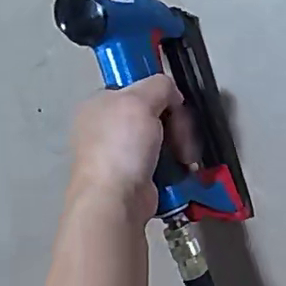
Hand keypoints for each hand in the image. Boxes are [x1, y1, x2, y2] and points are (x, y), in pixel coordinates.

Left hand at [67, 74, 184, 222]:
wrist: (116, 199)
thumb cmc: (121, 146)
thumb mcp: (140, 101)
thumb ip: (159, 86)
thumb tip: (172, 93)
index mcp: (101, 104)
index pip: (138, 87)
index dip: (160, 94)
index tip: (175, 105)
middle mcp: (109, 127)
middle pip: (156, 114)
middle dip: (177, 125)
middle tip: (181, 137)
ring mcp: (123, 153)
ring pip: (165, 138)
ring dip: (182, 146)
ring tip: (185, 158)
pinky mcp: (138, 176)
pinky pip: (166, 161)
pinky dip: (178, 165)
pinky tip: (182, 169)